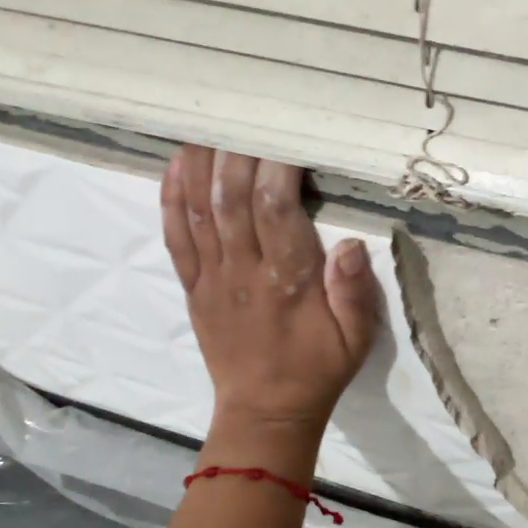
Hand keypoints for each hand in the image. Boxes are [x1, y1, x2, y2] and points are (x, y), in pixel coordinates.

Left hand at [162, 146, 380, 437]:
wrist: (265, 410)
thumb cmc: (317, 369)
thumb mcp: (356, 339)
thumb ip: (353, 292)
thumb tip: (351, 245)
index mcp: (287, 282)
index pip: (277, 209)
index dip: (278, 166)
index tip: (288, 136)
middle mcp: (244, 272)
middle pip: (233, 198)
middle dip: (239, 152)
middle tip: (250, 117)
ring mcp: (212, 278)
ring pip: (199, 210)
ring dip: (201, 163)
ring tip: (209, 124)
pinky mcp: (192, 287)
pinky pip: (176, 237)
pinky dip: (171, 198)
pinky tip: (175, 164)